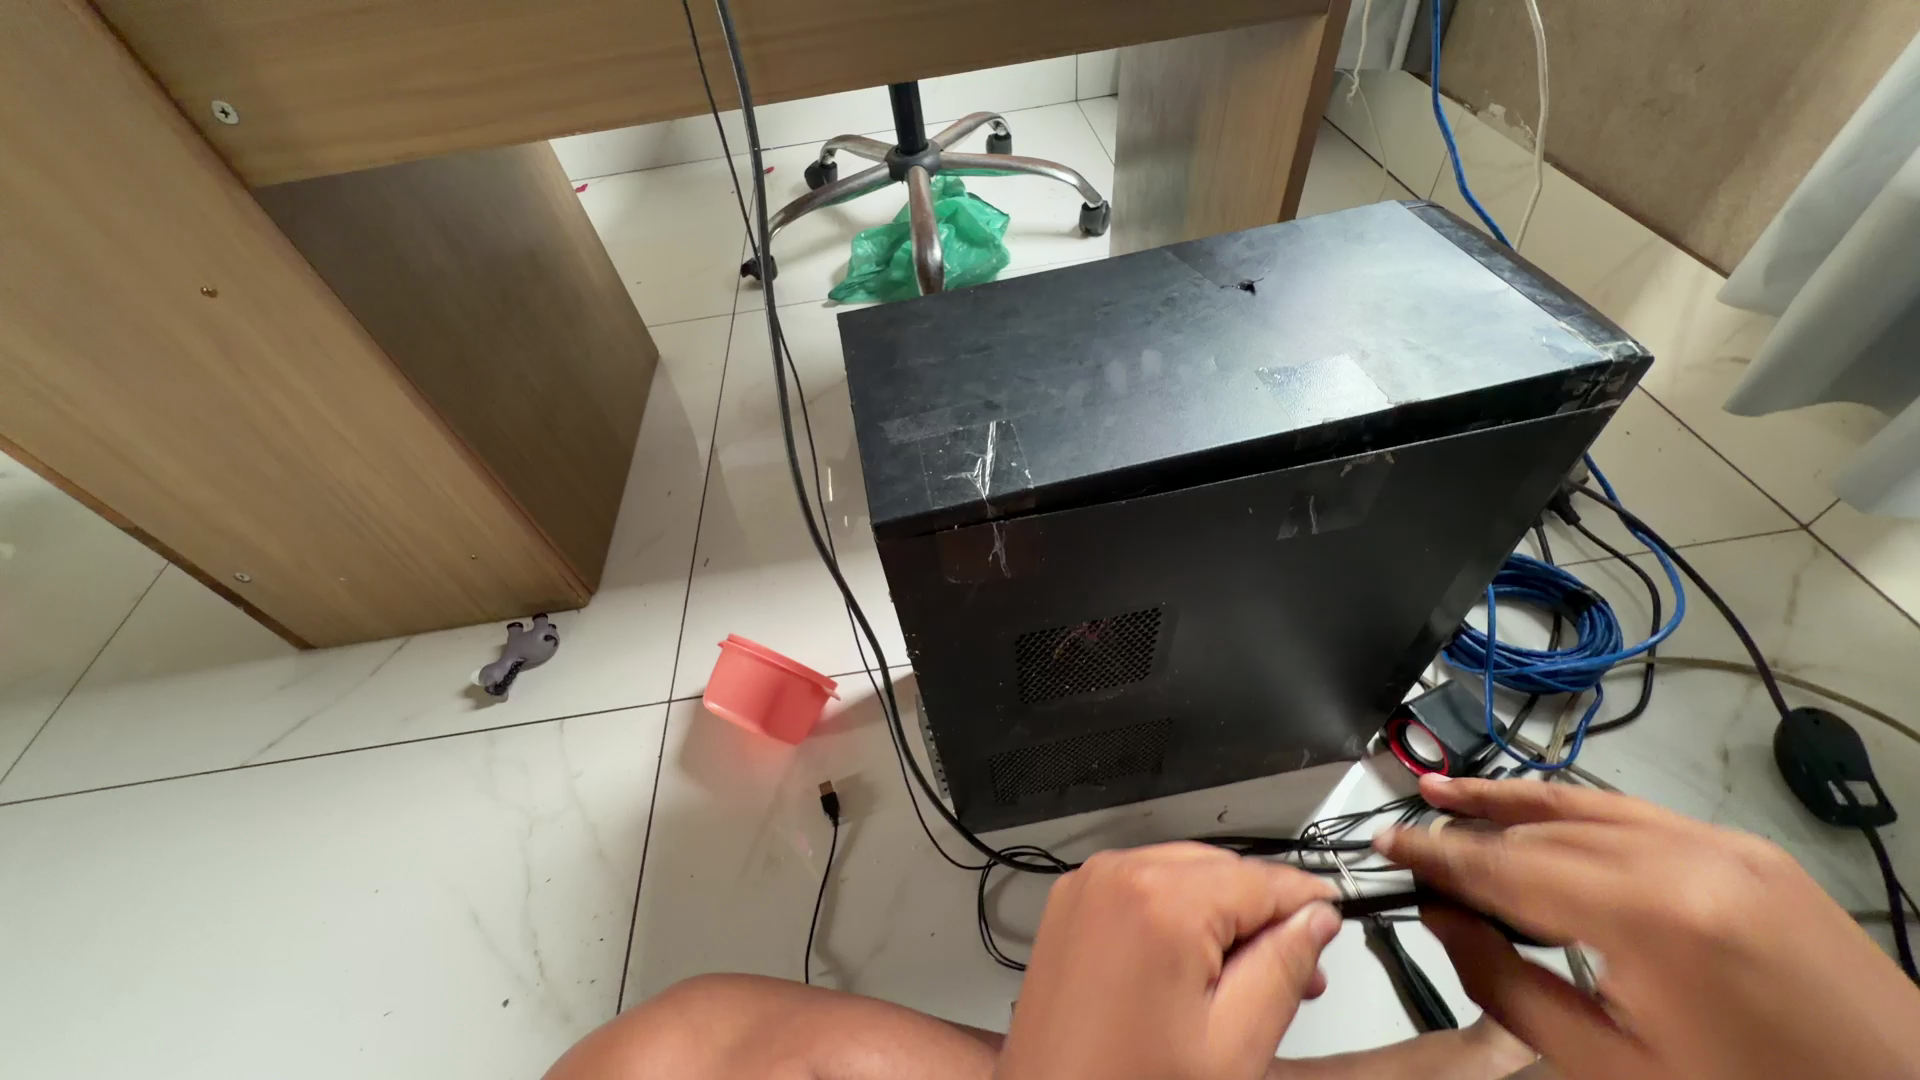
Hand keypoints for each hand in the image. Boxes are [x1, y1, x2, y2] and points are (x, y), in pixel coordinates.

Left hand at [995, 842, 1342, 1079]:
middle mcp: (1117, 871)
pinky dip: (1174, 909)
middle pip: (1218, 868)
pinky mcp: (1069, 902)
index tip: (1337, 916)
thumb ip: (1281, 968)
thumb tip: (1317, 917)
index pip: (1257, 877)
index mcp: (1160, 899)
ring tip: (1254, 975)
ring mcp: (1086, 883)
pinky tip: (1195, 959)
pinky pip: (1139, 884)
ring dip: (1221, 910)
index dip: (1304, 898)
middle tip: (1303, 971)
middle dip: (1263, 911)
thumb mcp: (1232, 1044)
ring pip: (1179, 872)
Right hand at [1376, 775, 1919, 1079]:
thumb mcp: (1610, 1067)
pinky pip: (1632, 813)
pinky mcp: (1746, 847)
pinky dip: (1569, 809)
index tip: (1382, 843)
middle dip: (1465, 836)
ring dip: (1504, 803)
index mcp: (1652, 916)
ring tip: (1440, 791)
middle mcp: (1686, 855)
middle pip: (1536, 832)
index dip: (1434, 856)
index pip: (1505, 867)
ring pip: (1579, 806)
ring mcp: (1723, 843)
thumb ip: (1504, 983)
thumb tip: (1441, 915)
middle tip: (1406, 838)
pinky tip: (1530, 809)